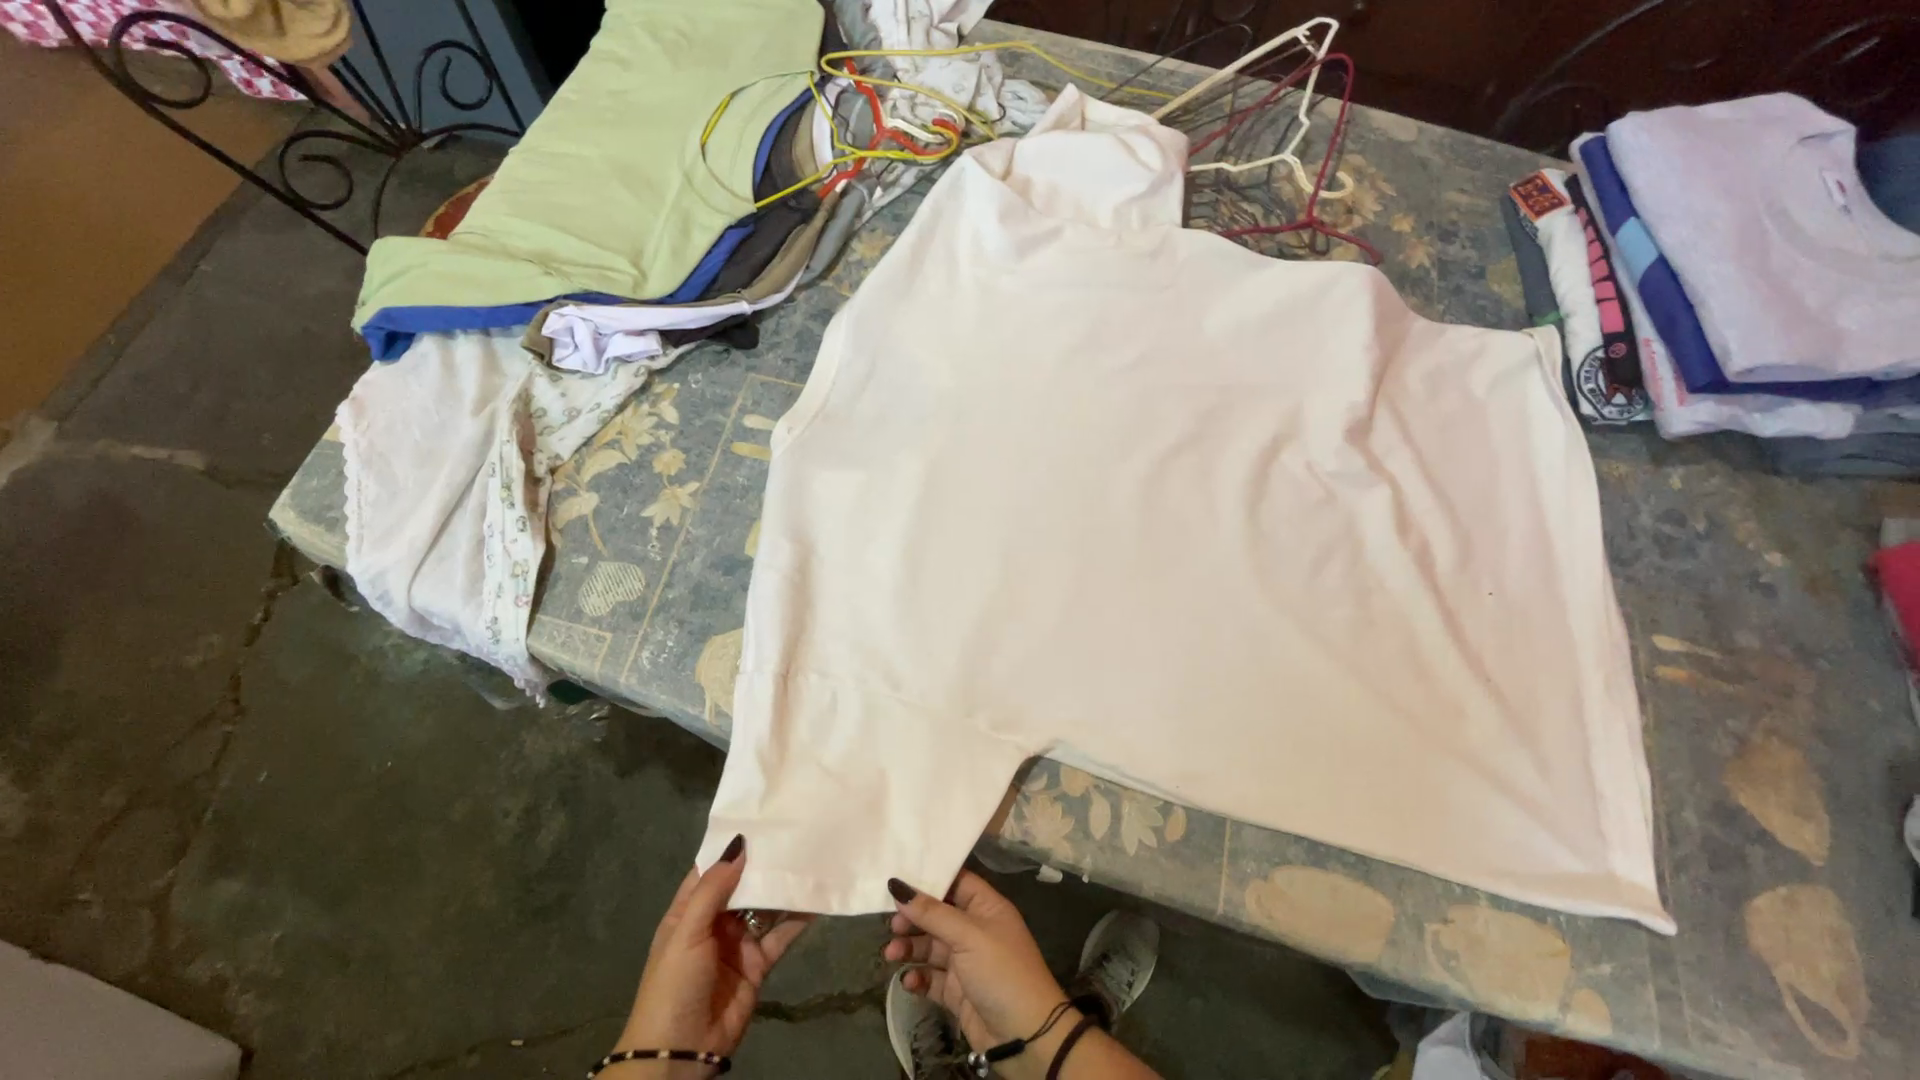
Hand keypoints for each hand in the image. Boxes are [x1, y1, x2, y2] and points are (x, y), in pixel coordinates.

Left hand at [614, 836, 811, 1068]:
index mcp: (688, 911)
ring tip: (811, 859)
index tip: (760, 818)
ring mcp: (737, 943)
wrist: (680, 1051)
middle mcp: (714, 922)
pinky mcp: (758, 964)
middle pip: (742, 886)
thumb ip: (714, 888)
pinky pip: (780, 935)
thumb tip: (739, 844)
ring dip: (783, 889)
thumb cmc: (673, 985)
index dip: (731, 847)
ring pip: (764, 908)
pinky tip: (816, 899)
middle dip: (764, 865)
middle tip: (795, 833)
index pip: (710, 870)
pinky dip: (797, 920)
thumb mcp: (687, 932)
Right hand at [883, 871, 1070, 1055]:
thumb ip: (932, 913)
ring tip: (891, 953)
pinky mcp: (958, 991)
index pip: (957, 883)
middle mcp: (976, 931)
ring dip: (910, 948)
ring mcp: (967, 962)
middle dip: (914, 918)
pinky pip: (932, 978)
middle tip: (892, 924)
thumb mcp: (968, 936)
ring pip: (931, 947)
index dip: (930, 879)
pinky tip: (909, 981)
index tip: (898, 878)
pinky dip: (918, 977)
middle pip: (938, 915)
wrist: (1024, 1035)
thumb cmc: (1001, 971)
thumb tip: (898, 887)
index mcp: (987, 908)